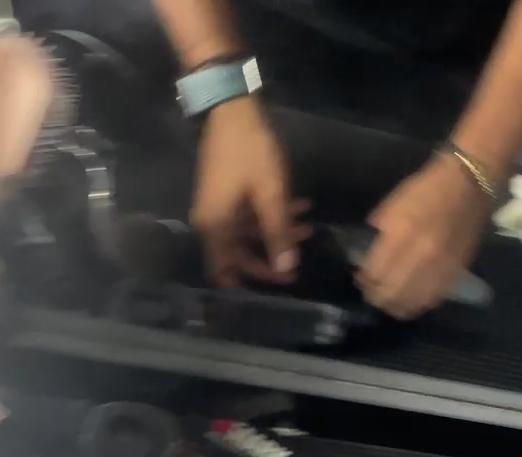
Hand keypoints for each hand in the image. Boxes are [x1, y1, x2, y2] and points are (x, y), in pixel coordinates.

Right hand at [192, 98, 311, 287]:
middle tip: (299, 261)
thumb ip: (278, 235)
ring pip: (249, 234)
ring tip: (309, 228)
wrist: (231, 108)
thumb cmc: (250, 152)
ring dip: (278, 233)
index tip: (277, 283)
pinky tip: (300, 208)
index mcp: (216, 228)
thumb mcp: (271, 196)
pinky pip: (248, 215)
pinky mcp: (227, 193)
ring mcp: (218, 207)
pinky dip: (271, 215)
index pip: (225, 272)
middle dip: (272, 257)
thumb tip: (287, 270)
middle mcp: (212, 222)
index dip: (250, 282)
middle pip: (240, 255)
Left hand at [358, 155, 488, 318]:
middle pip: (389, 294)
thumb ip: (378, 232)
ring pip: (409, 304)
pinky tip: (409, 299)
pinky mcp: (453, 275)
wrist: (470, 186)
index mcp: (401, 233)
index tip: (361, 278)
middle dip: (375, 296)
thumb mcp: (393, 203)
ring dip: (394, 305)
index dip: (364, 281)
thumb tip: (366, 257)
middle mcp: (420, 256)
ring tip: (388, 299)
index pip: (374, 273)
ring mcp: (438, 269)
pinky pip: (429, 301)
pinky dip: (415, 304)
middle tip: (371, 292)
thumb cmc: (427, 190)